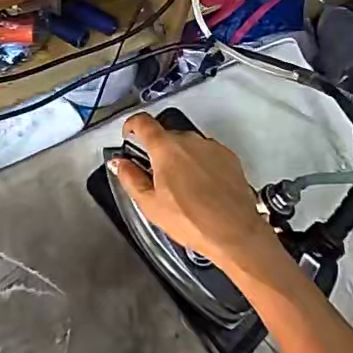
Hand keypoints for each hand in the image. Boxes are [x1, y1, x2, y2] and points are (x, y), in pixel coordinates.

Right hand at [110, 113, 283, 278]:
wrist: (233, 230)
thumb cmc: (193, 220)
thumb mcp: (150, 204)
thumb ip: (131, 177)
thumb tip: (119, 163)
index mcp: (167, 148)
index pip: (143, 122)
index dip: (131, 126)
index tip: (129, 134)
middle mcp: (190, 140)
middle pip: (166, 136)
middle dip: (157, 153)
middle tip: (154, 178)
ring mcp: (211, 146)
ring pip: (188, 146)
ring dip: (180, 159)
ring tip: (181, 190)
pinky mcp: (228, 156)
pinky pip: (207, 154)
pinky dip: (200, 165)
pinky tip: (201, 189)